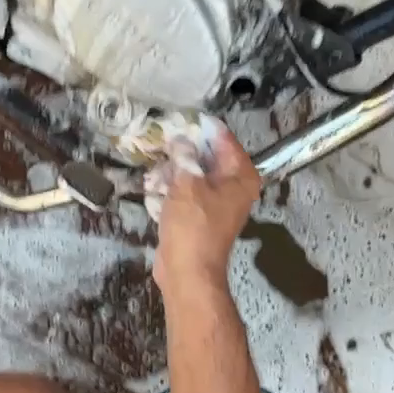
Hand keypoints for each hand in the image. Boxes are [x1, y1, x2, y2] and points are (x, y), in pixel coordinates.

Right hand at [154, 125, 261, 297]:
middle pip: (206, 157)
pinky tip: (152, 191)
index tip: (174, 119)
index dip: (198, 127)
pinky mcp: (198, 218)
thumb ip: (184, 155)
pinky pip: (183, 195)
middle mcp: (233, 187)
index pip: (222, 138)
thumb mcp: (187, 182)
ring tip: (152, 173)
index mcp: (241, 175)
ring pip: (191, 176)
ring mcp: (216, 204)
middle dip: (180, 151)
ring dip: (170, 173)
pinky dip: (169, 192)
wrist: (187, 273)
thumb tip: (179, 138)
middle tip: (158, 142)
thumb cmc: (193, 225)